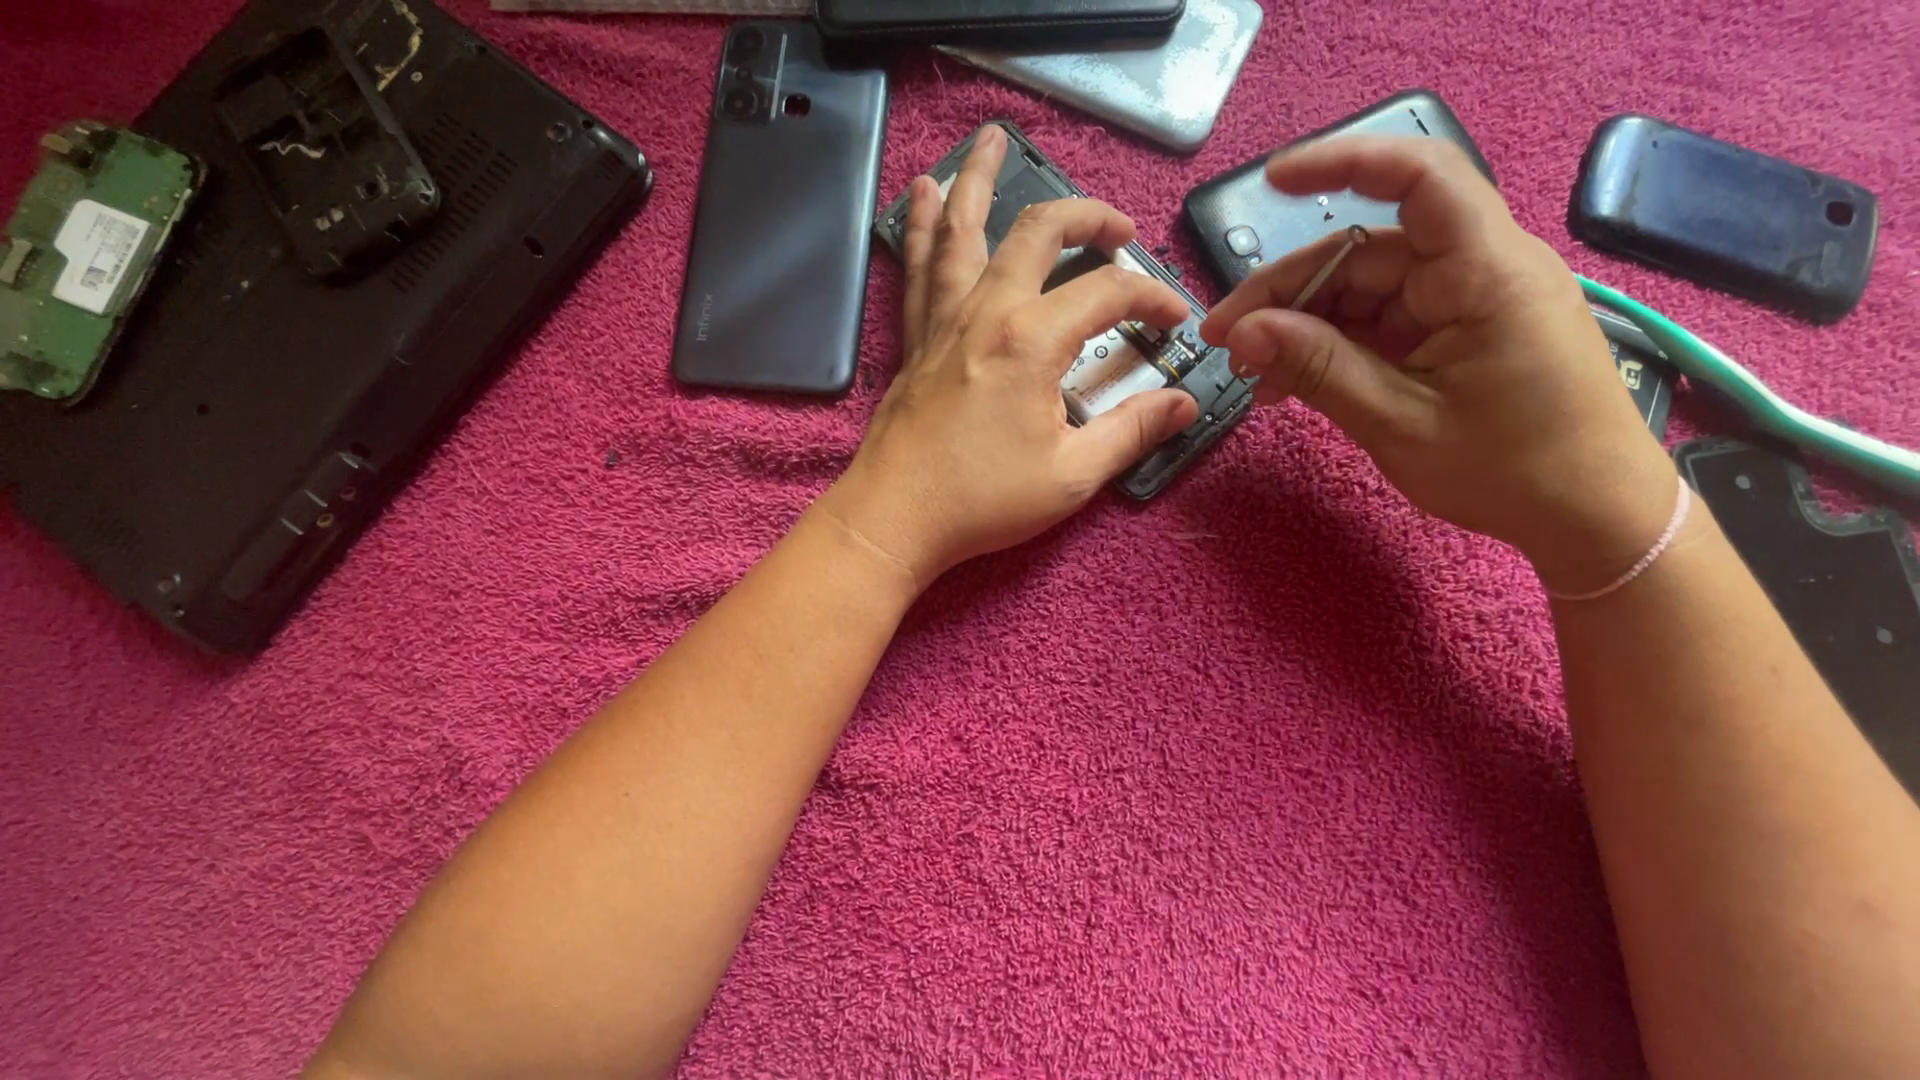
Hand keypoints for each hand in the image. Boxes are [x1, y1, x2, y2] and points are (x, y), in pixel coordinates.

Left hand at [818, 125, 1199, 587]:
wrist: (894, 518)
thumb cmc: (980, 502)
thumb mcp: (1072, 476)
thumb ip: (1131, 432)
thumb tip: (1181, 405)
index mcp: (1031, 341)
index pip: (1109, 293)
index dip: (1153, 299)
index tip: (1175, 322)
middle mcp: (986, 312)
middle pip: (1040, 231)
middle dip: (1088, 217)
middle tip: (1119, 227)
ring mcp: (944, 320)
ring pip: (964, 229)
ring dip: (981, 180)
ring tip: (990, 141)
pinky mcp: (917, 339)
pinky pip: (920, 266)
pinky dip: (925, 227)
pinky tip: (925, 196)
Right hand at [1200, 136, 1677, 594]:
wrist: (1591, 515)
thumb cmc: (1511, 469)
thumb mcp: (1400, 423)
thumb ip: (1319, 369)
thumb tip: (1242, 333)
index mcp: (1484, 273)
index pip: (1419, 178)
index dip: (1343, 163)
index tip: (1271, 181)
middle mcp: (1477, 269)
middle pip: (1363, 251)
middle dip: (1286, 291)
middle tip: (1223, 340)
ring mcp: (1464, 301)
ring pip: (1361, 290)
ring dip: (1300, 327)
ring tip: (1250, 373)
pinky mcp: (1454, 331)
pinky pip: (1379, 323)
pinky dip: (1331, 348)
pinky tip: (1287, 383)